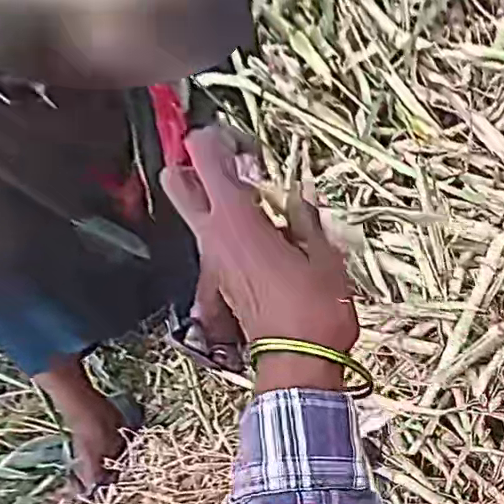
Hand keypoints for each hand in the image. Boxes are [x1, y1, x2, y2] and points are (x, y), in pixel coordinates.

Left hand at [161, 124, 358, 393]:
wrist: (300, 366)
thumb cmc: (316, 313)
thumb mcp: (326, 261)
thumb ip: (309, 221)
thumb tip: (303, 197)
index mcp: (237, 220)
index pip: (203, 153)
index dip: (222, 138)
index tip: (250, 149)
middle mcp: (213, 238)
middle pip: (177, 179)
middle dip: (200, 168)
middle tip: (239, 176)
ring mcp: (213, 266)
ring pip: (197, 217)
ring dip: (222, 208)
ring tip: (268, 221)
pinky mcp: (220, 288)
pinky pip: (217, 249)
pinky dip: (234, 240)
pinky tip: (271, 254)